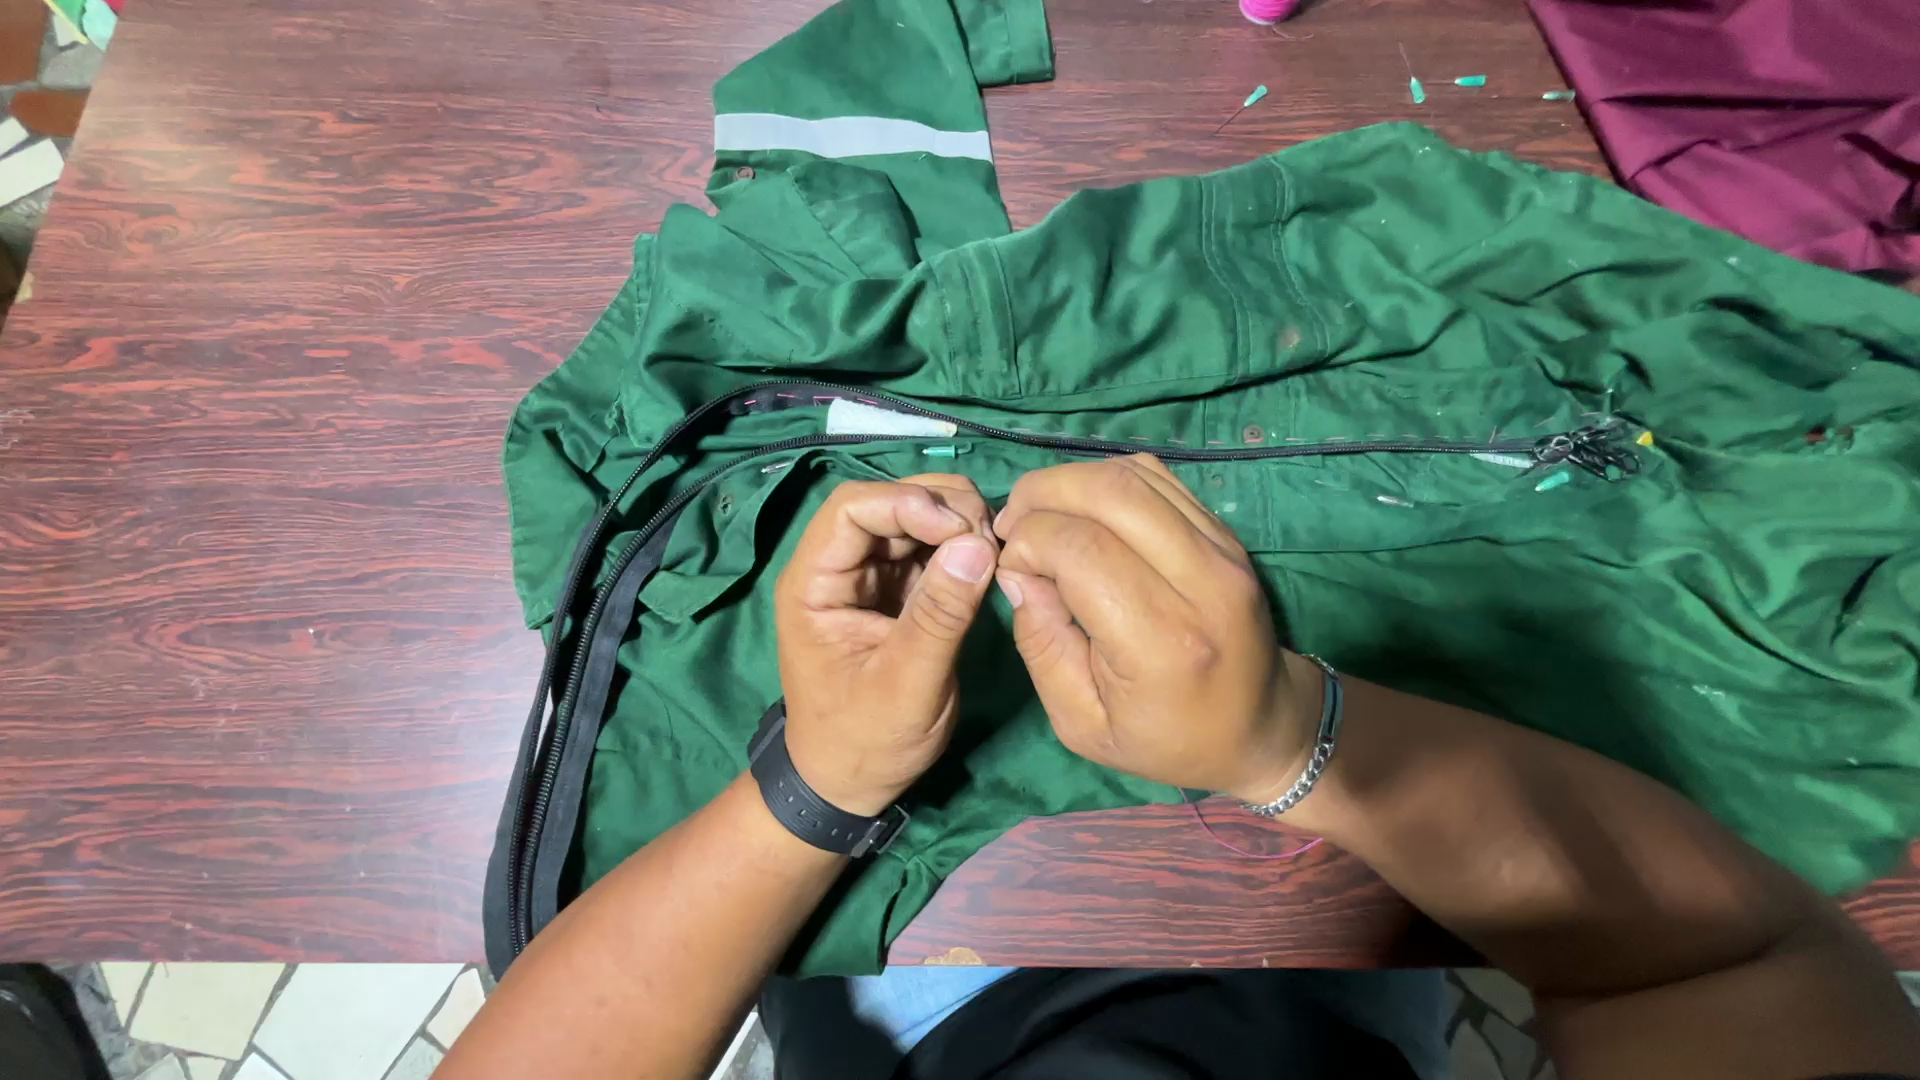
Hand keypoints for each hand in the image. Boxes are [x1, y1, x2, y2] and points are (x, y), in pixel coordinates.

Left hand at [774, 475, 998, 816]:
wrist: (850, 781)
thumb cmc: (865, 741)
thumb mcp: (907, 684)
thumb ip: (940, 615)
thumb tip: (979, 544)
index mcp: (814, 584)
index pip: (852, 508)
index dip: (908, 504)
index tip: (963, 532)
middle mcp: (837, 568)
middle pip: (886, 503)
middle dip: (941, 510)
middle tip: (990, 541)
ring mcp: (868, 576)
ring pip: (912, 518)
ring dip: (956, 524)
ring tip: (993, 552)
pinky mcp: (897, 589)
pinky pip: (930, 548)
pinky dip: (961, 547)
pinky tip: (987, 562)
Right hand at [992, 455, 1317, 805]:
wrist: (1261, 728)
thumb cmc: (1166, 739)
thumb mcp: (1082, 723)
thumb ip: (1041, 646)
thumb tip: (1017, 573)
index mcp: (1162, 643)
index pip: (1079, 549)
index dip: (1027, 544)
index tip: (1012, 569)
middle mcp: (1200, 583)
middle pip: (1107, 493)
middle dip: (1041, 496)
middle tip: (1014, 526)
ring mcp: (1222, 549)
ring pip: (1132, 474)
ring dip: (1070, 482)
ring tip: (1042, 514)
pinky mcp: (1226, 533)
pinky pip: (1157, 477)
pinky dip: (1107, 481)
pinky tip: (1085, 511)